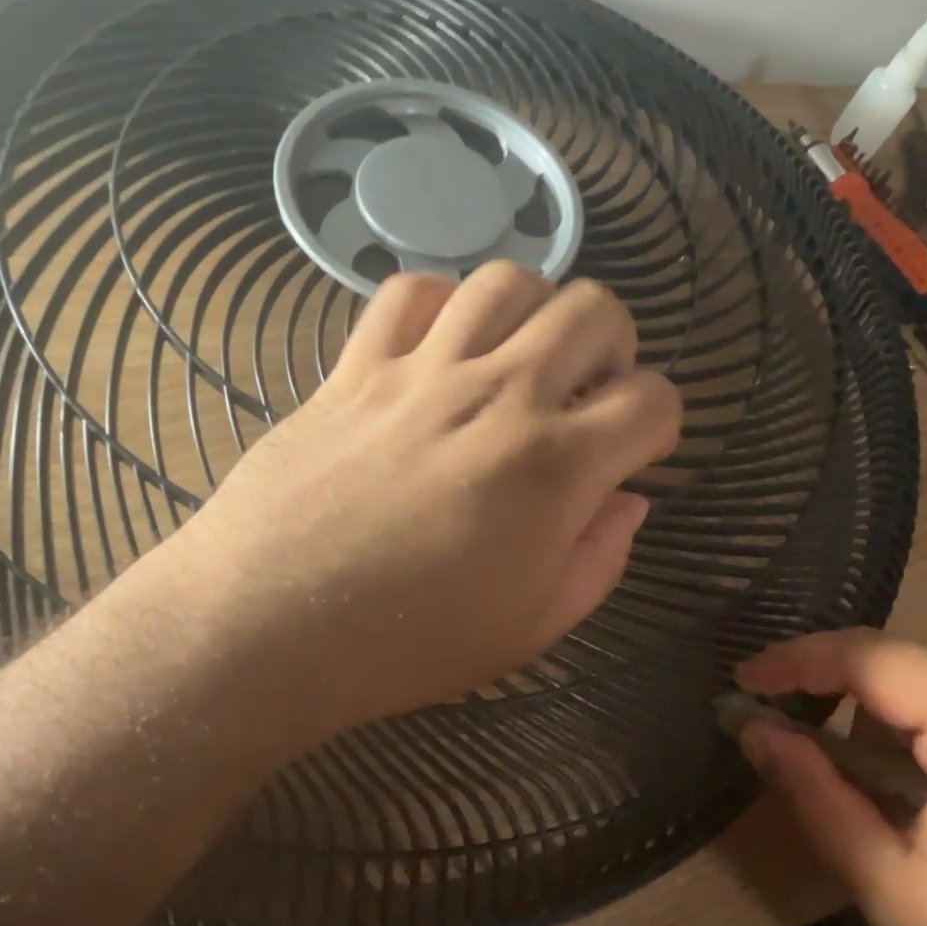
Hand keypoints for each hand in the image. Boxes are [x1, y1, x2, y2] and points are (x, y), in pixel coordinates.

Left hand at [147, 263, 680, 733]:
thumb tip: (628, 499)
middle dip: (615, 345)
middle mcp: (500, 395)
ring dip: (536, 311)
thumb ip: (599, 558)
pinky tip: (442, 346)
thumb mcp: (532, 627)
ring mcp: (423, 371)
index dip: (661, 422)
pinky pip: (409, 292)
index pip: (653, 399)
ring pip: (507, 281)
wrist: (266, 627)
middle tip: (589, 392)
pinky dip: (441, 304)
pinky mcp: (358, 367)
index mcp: (555, 466)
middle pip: (594, 310)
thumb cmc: (408, 644)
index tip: (635, 451)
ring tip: (521, 357)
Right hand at [736, 631, 926, 925]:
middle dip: (844, 709)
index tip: (741, 680)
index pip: (872, 658)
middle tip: (797, 753)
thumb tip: (754, 729)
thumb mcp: (896, 889)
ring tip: (878, 801)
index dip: (795, 660)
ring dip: (895, 734)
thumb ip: (817, 797)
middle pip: (910, 676)